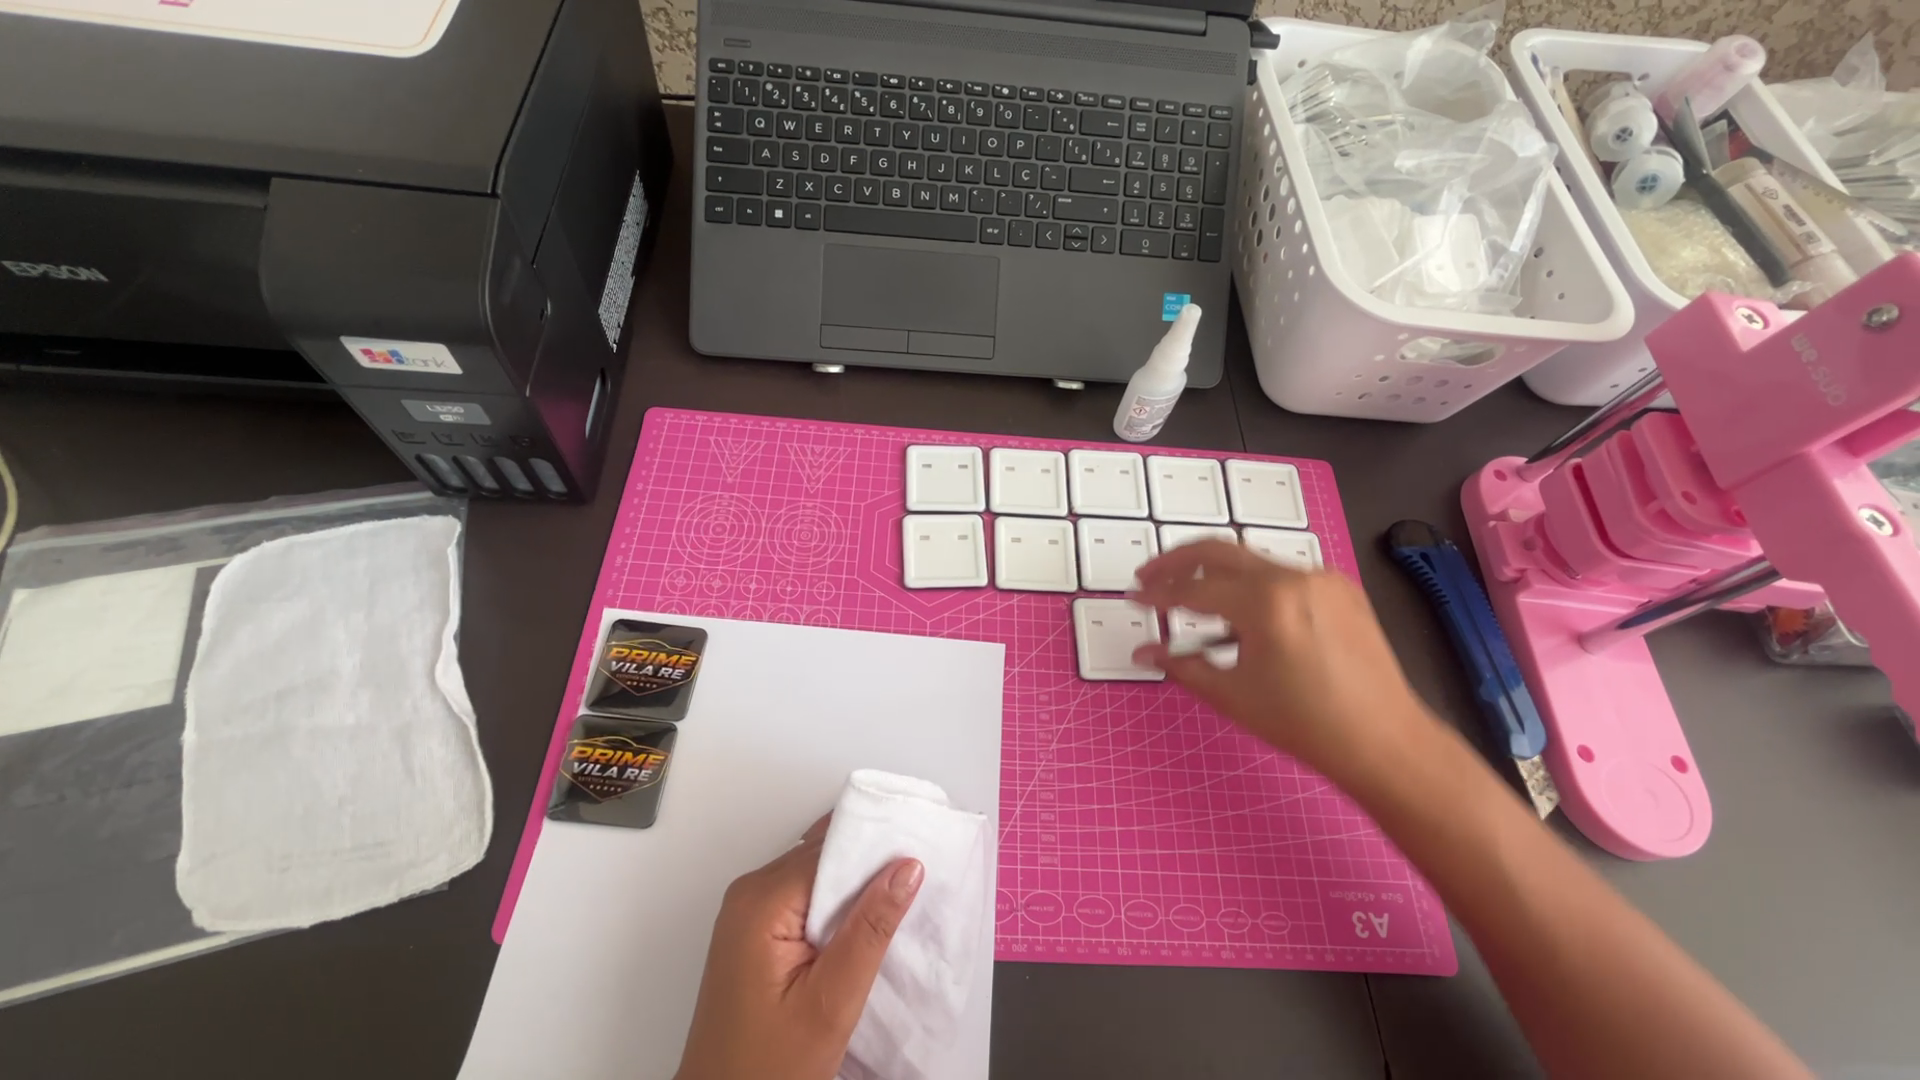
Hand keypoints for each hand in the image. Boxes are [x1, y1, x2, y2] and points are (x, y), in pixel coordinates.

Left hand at [676, 815, 923, 1079]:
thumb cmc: (767, 1067)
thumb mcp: (831, 1001)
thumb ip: (869, 929)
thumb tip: (906, 868)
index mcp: (761, 902)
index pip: (831, 849)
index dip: (876, 850)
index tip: (920, 856)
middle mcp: (749, 894)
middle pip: (822, 854)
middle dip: (868, 866)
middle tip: (914, 886)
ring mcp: (749, 911)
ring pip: (817, 873)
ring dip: (854, 887)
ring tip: (893, 908)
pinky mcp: (756, 929)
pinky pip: (805, 895)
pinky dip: (837, 905)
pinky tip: (861, 926)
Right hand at [1130, 540, 1436, 785]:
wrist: (1384, 741)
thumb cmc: (1303, 724)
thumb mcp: (1232, 695)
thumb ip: (1182, 665)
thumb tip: (1143, 652)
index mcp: (1265, 603)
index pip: (1194, 588)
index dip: (1158, 593)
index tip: (1134, 596)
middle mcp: (1294, 578)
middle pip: (1220, 551)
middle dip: (1178, 561)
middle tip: (1150, 575)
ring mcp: (1322, 579)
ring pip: (1253, 561)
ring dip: (1217, 573)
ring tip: (1192, 598)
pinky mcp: (1341, 589)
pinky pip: (1283, 576)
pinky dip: (1253, 586)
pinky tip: (1242, 615)